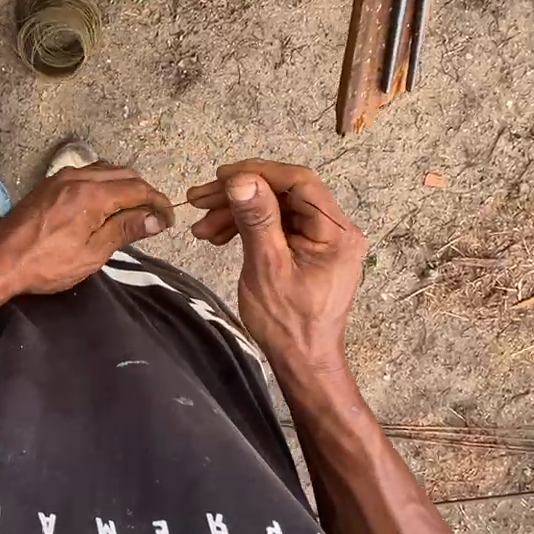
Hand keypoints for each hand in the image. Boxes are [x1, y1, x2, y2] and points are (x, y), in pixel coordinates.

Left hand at [0, 163, 174, 294]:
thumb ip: (125, 230)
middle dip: (144, 193)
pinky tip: (105, 204)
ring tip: (132, 212)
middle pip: (124, 174)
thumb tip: (156, 219)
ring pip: (105, 170)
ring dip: (124, 186)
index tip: (168, 221)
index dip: (159, 203)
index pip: (138, 189)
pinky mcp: (49, 185)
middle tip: (154, 218)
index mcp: (91, 194)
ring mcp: (60, 178)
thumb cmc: (45, 264)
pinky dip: (104, 183)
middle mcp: (77, 178)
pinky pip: (86, 174)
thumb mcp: (92, 253)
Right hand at [186, 160, 366, 371]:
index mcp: (335, 232)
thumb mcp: (267, 267)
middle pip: (283, 193)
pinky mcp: (305, 249)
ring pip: (273, 208)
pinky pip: (274, 225)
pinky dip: (244, 227)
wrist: (300, 360)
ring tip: (201, 229)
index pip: (299, 182)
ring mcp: (319, 240)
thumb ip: (257, 219)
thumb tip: (241, 179)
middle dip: (238, 194)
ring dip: (235, 213)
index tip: (220, 177)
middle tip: (198, 200)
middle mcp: (333, 230)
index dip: (258, 173)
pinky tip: (217, 237)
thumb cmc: (287, 322)